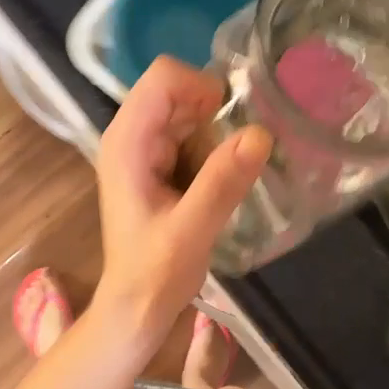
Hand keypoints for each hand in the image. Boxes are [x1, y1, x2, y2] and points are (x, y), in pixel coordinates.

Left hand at [93, 57, 271, 343]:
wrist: (135, 312)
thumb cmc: (154, 276)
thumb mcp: (191, 232)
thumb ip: (222, 183)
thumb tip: (261, 133)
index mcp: (127, 141)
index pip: (164, 76)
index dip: (201, 88)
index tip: (229, 125)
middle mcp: (131, 134)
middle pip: (179, 89)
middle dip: (213, 115)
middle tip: (232, 160)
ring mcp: (144, 148)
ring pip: (190, 111)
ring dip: (215, 135)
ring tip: (222, 180)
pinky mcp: (158, 164)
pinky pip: (192, 134)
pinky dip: (212, 149)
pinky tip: (215, 186)